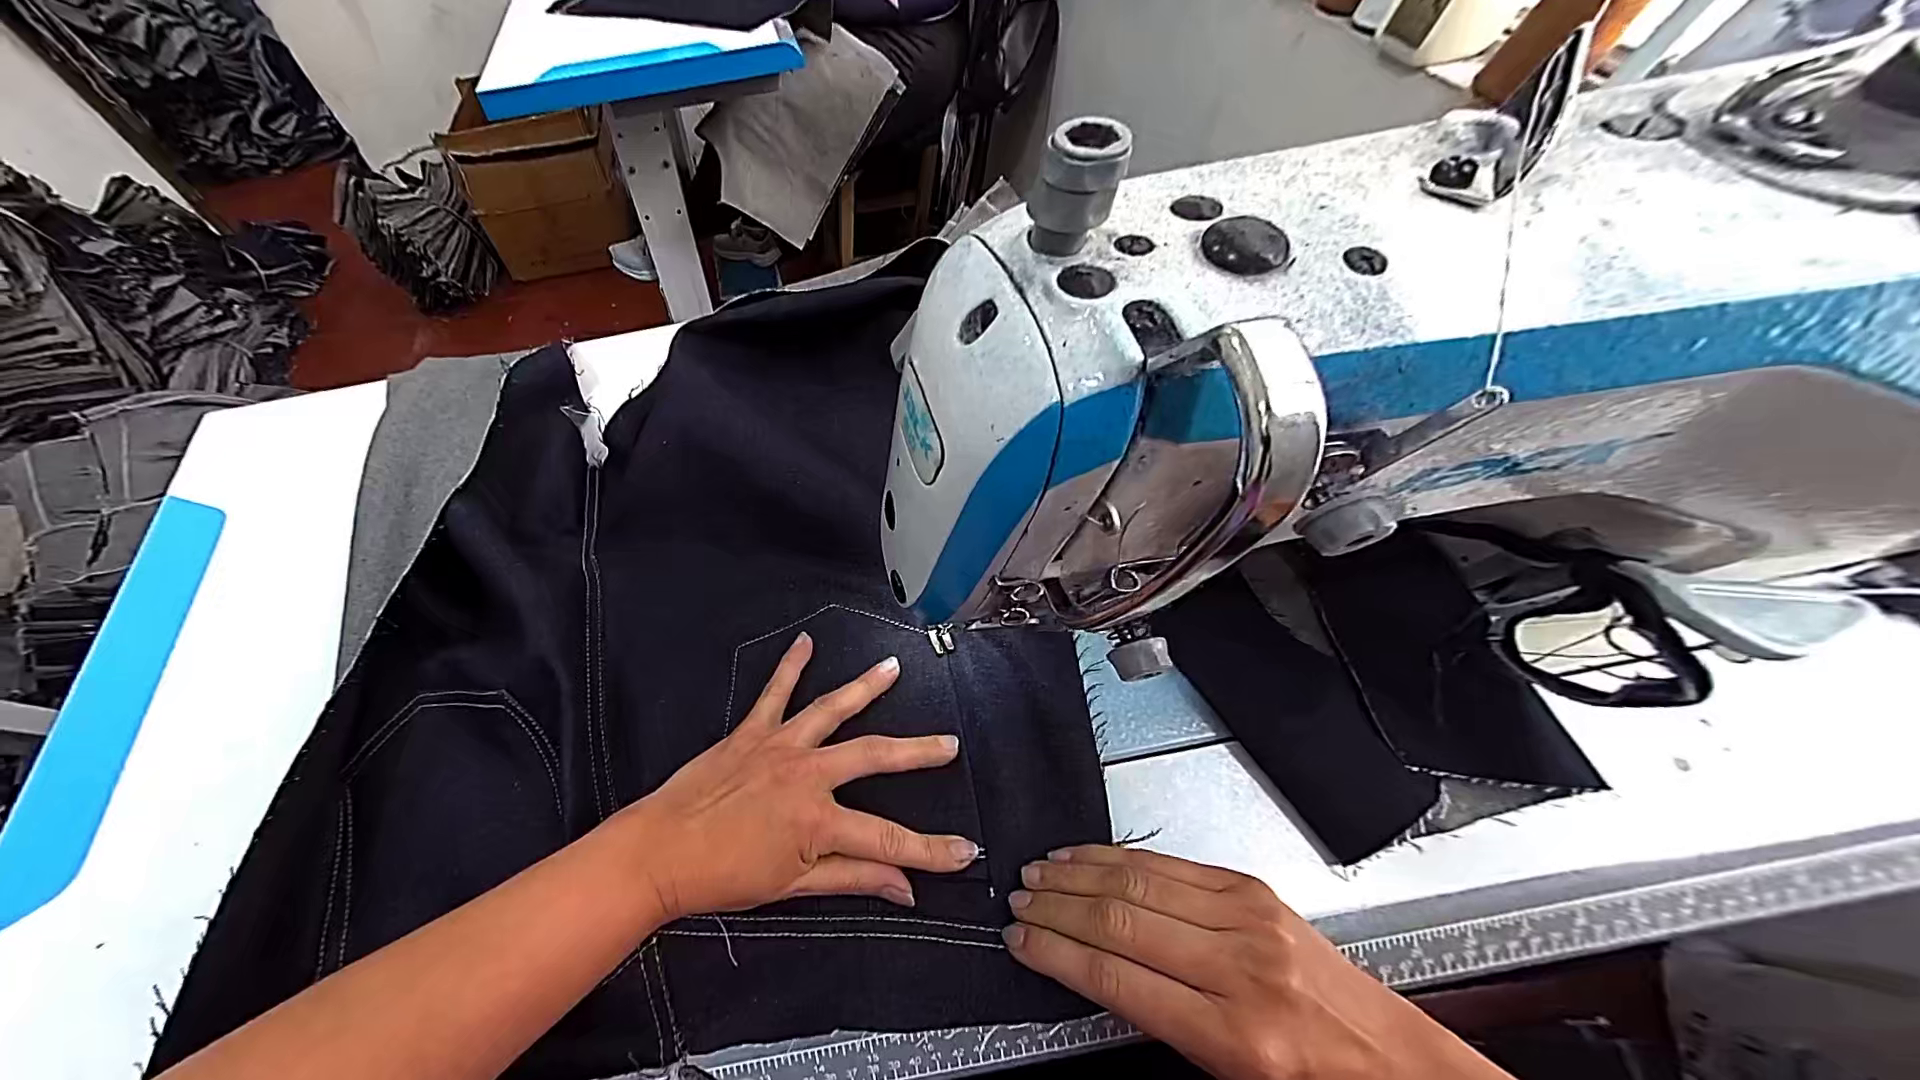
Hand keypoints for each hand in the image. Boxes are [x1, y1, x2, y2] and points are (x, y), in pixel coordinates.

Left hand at [604, 632, 979, 921]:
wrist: (656, 854)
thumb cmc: (720, 877)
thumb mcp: (793, 887)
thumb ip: (854, 879)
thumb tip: (904, 889)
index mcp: (818, 821)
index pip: (890, 840)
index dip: (932, 850)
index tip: (965, 851)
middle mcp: (807, 775)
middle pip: (876, 758)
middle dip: (919, 753)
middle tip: (949, 744)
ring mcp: (781, 746)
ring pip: (834, 709)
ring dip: (866, 687)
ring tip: (894, 667)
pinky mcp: (753, 732)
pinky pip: (775, 692)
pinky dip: (791, 665)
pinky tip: (805, 642)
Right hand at [1003, 847, 1511, 1079]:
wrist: (1398, 1067)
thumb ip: (1159, 1023)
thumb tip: (1094, 974)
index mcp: (1233, 1034)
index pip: (1115, 976)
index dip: (1055, 953)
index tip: (1021, 939)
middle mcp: (1239, 967)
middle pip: (1120, 920)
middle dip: (1057, 906)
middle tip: (1019, 899)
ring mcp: (1248, 918)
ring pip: (1139, 882)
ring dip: (1080, 873)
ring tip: (1041, 872)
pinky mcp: (1254, 890)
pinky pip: (1172, 865)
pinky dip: (1121, 857)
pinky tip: (1093, 856)